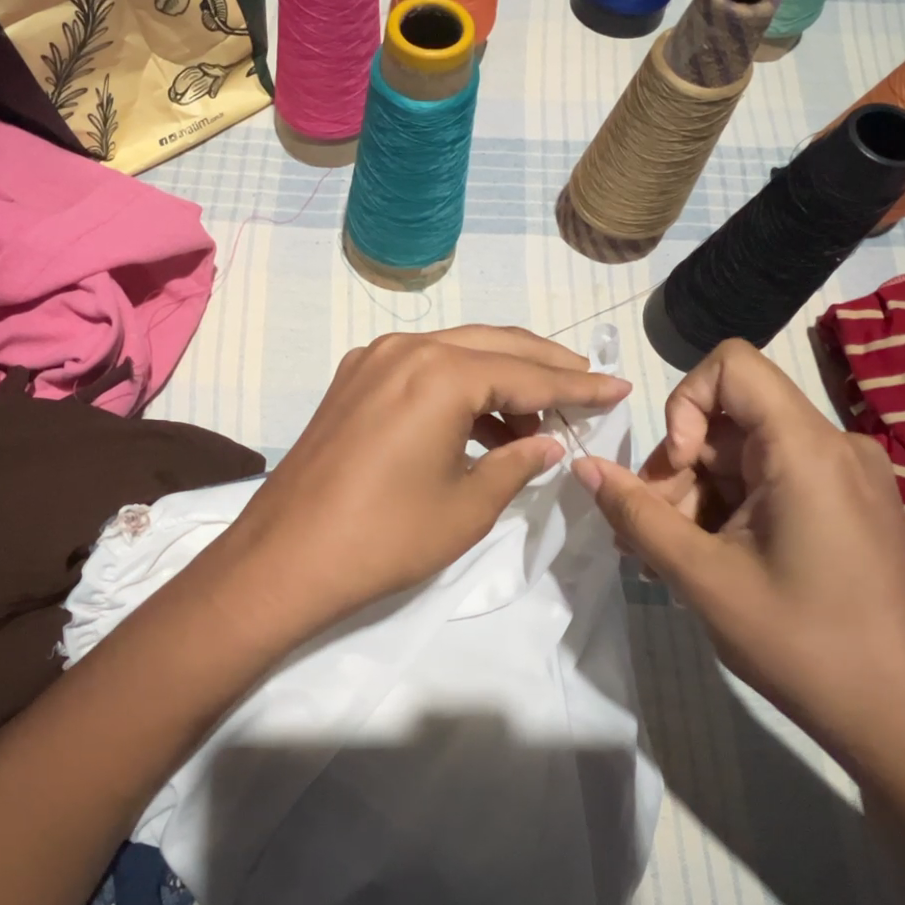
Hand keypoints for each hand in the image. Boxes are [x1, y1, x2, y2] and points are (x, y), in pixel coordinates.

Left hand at [217, 326, 630, 638]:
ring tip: (537, 421)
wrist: (285, 558)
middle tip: (586, 387)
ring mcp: (371, 362)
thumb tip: (547, 442)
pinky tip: (481, 425)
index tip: (618, 388)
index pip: (527, 372)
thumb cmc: (385, 537)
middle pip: (492, 345)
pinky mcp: (350, 384)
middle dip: (544, 366)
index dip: (578, 385)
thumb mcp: (468, 506)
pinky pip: (420, 370)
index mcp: (440, 372)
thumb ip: (517, 464)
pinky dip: (457, 389)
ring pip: (454, 353)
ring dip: (498, 380)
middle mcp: (405, 349)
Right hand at [570, 339, 904, 767]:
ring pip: (743, 458)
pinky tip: (706, 566)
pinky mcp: (848, 510)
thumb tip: (584, 466)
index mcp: (806, 449)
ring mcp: (845, 480)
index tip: (675, 472)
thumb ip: (637, 514)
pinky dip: (728, 513)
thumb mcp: (703, 578)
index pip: (730, 366)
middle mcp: (833, 448)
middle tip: (649, 537)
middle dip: (676, 471)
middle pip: (728, 422)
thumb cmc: (805, 645)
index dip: (683, 406)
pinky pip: (771, 486)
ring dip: (695, 499)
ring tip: (668, 562)